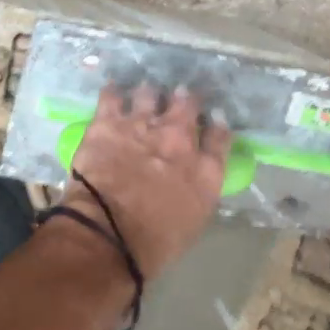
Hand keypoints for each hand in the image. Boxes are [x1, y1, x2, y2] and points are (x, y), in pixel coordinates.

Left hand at [58, 83, 229, 276]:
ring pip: (150, 93)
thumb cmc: (154, 242)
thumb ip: (198, 189)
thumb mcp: (193, 220)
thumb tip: (193, 178)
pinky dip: (113, 90)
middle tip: (180, 94)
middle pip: (187, 104)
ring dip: (149, 92)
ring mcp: (142, 125)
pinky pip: (112, 95)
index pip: (220, 136)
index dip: (217, 124)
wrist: (109, 230)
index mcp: (205, 170)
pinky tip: (112, 88)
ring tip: (145, 91)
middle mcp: (178, 139)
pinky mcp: (108, 121)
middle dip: (185, 98)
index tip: (214, 117)